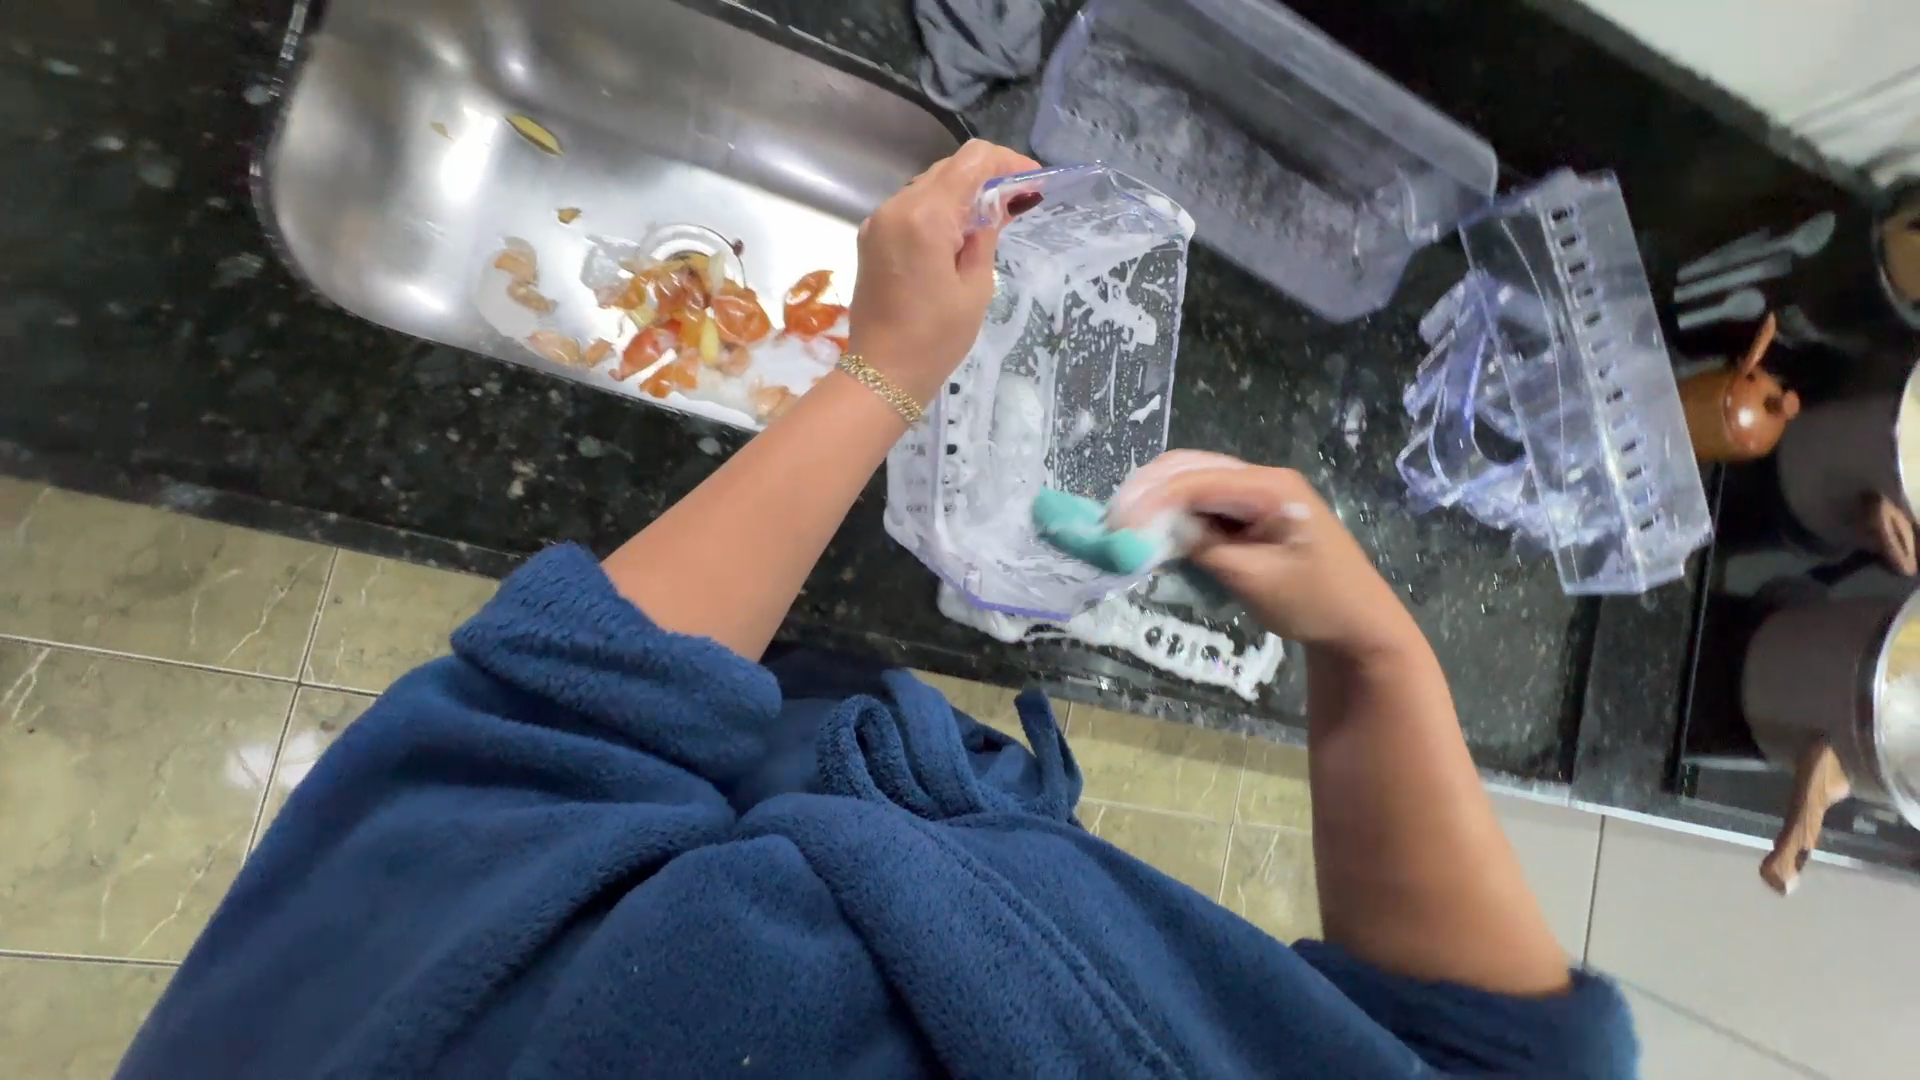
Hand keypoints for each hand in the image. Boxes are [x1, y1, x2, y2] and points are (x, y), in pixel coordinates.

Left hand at [847, 140, 1040, 405]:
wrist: (882, 375)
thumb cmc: (936, 340)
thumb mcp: (976, 288)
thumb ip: (986, 236)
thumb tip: (997, 205)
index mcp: (925, 217)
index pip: (972, 161)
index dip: (1007, 163)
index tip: (1033, 181)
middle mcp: (895, 207)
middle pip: (947, 170)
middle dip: (985, 180)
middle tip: (1017, 204)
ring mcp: (878, 223)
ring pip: (927, 188)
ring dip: (960, 197)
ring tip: (989, 225)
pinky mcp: (871, 240)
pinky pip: (909, 211)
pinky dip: (937, 214)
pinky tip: (956, 239)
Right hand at [1107, 451, 1416, 657]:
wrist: (1358, 622)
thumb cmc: (1314, 603)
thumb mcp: (1255, 579)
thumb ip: (1203, 548)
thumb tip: (1153, 531)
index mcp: (1270, 488)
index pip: (1196, 481)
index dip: (1151, 501)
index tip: (1118, 528)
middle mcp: (1260, 477)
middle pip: (1188, 466)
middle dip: (1145, 490)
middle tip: (1111, 522)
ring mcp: (1255, 490)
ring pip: (1189, 477)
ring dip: (1153, 496)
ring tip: (1123, 524)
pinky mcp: (1248, 508)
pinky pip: (1199, 497)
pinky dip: (1170, 509)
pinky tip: (1150, 527)